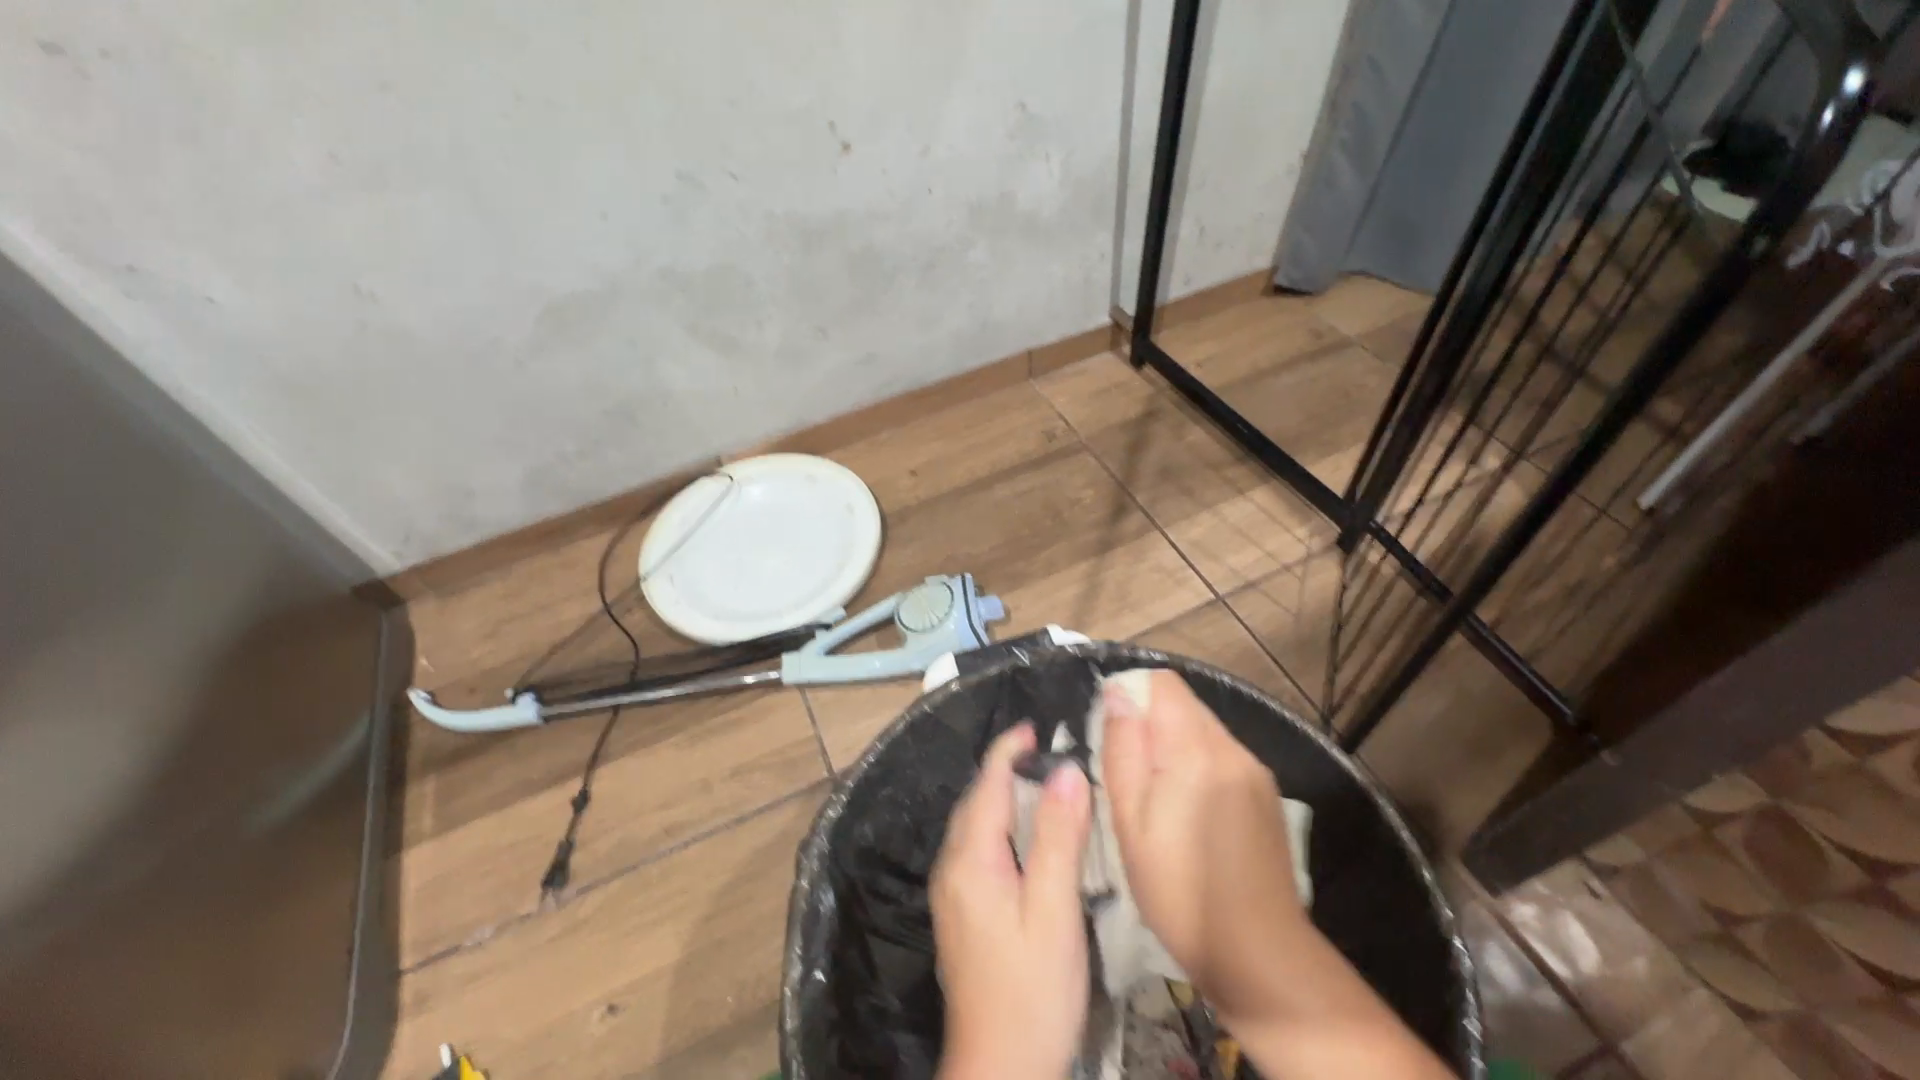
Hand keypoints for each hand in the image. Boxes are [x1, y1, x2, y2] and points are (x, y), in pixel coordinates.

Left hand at [931, 724, 1093, 1079]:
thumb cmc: (1032, 989)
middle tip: (1048, 748)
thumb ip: (1059, 839)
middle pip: (977, 803)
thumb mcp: (1053, 911)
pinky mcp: (961, 914)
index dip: (1009, 751)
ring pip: (976, 827)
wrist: (999, 1066)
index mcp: (970, 861)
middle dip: (1006, 770)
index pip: (987, 786)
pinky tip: (1029, 838)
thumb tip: (1067, 770)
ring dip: (1004, 798)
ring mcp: (952, 894)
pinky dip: (1002, 828)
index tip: (1035, 724)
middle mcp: (952, 869)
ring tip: (1043, 782)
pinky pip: (978, 850)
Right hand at [1101, 671, 1305, 1024]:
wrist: (1259, 953)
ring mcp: (1256, 773)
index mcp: (1197, 749)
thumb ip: (1123, 750)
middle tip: (1127, 778)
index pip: (1162, 684)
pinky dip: (1198, 771)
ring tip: (1155, 803)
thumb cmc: (1178, 891)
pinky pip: (1223, 761)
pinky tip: (1188, 819)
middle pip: (1184, 706)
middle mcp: (1233, 748)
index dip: (1129, 697)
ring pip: (1203, 734)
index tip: (1110, 737)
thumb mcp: (1130, 822)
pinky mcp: (1267, 798)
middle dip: (1150, 726)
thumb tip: (1117, 695)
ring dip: (1173, 750)